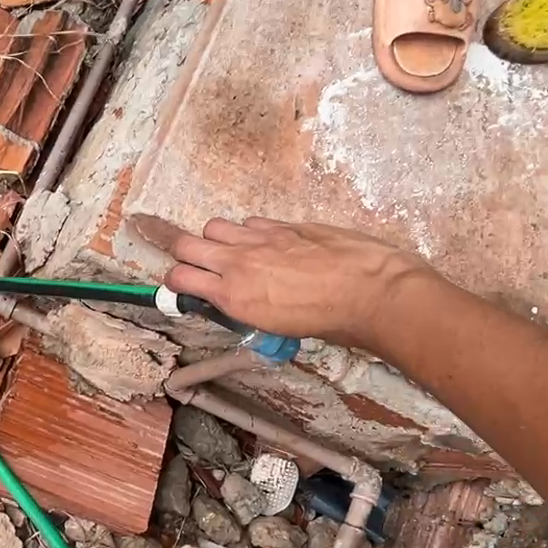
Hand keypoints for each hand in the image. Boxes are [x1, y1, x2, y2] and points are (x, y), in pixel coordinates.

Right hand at [134, 215, 436, 350]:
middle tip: (199, 266)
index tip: (184, 288)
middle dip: (185, 254)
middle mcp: (238, 262)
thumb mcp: (271, 325)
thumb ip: (240, 304)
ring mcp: (260, 238)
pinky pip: (250, 222)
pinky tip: (268, 245)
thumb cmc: (327, 319)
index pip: (179, 277)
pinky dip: (251, 232)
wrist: (370, 292)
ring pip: (214, 226)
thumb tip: (228, 296)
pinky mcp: (284, 225)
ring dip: (217, 239)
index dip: (176, 281)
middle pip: (184, 244)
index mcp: (233, 294)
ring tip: (235, 252)